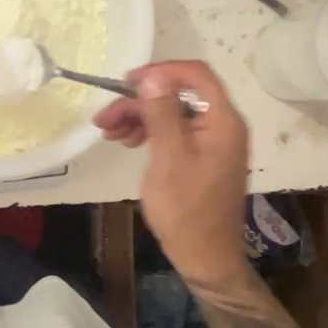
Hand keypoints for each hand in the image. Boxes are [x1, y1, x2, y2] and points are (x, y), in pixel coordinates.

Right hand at [93, 61, 249, 282]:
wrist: (204, 255)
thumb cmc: (185, 210)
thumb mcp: (168, 159)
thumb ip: (162, 114)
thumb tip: (152, 76)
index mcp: (222, 121)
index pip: (196, 75)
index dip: (161, 72)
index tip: (125, 83)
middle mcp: (222, 125)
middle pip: (179, 95)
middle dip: (140, 101)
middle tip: (104, 119)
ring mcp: (212, 142)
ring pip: (172, 113)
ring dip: (140, 117)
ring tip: (109, 134)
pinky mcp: (201, 156)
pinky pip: (174, 132)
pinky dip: (150, 133)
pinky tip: (128, 143)